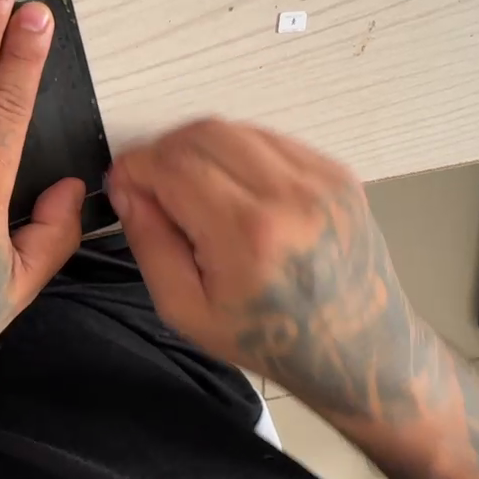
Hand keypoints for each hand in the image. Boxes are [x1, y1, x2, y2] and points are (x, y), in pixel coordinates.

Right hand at [105, 119, 420, 418]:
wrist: (357, 349)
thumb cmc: (266, 338)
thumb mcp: (184, 309)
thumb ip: (148, 243)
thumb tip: (125, 190)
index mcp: (246, 234)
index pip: (172, 165)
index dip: (134, 166)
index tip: (121, 183)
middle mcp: (288, 195)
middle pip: (200, 134)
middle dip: (160, 152)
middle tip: (148, 184)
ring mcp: (319, 178)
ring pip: (232, 129)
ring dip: (193, 148)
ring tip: (185, 187)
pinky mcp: (335, 172)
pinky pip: (265, 138)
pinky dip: (231, 151)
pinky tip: (225, 185)